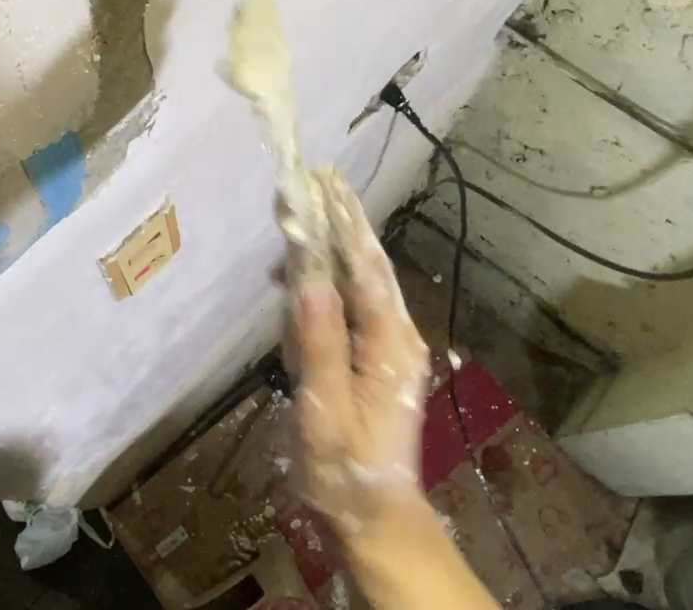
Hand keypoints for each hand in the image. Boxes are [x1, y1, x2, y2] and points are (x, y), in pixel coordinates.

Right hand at [289, 171, 430, 538]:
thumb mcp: (327, 406)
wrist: (374, 514)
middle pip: (367, 263)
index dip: (344, 220)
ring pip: (357, 280)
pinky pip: (348, 304)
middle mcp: (395, 334)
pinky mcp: (371, 356)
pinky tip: (297, 277)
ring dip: (330, 247)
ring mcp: (386, 345)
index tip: (325, 180)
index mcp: (390, 342)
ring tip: (300, 217)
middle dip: (343, 220)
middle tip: (319, 179)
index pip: (365, 266)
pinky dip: (322, 282)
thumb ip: (320, 342)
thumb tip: (308, 278)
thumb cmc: (347, 465)